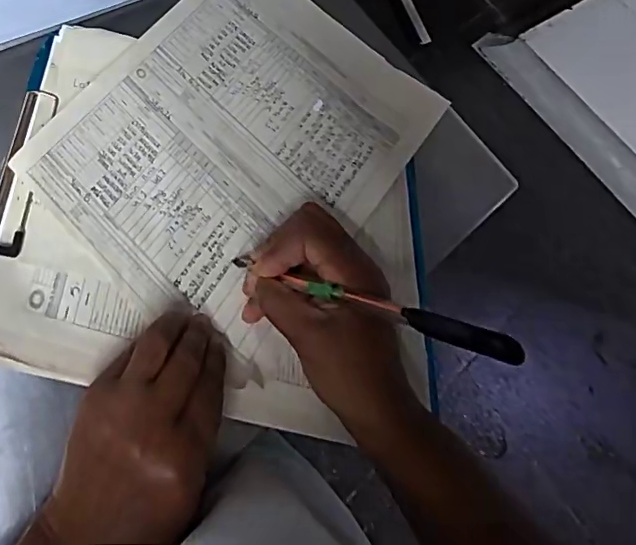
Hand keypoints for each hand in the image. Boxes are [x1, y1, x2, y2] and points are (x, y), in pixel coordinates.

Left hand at [26, 312, 226, 544]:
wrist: (86, 531)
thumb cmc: (145, 514)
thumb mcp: (188, 484)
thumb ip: (200, 434)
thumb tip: (208, 380)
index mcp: (184, 455)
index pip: (209, 392)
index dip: (216, 363)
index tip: (220, 346)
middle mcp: (154, 424)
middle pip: (185, 365)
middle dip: (197, 339)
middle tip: (203, 323)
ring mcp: (121, 405)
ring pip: (154, 348)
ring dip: (172, 327)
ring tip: (181, 317)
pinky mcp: (96, 394)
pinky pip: (125, 356)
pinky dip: (143, 342)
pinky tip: (154, 336)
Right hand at [241, 202, 421, 436]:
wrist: (380, 410)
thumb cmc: (346, 374)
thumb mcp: (306, 335)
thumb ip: (277, 299)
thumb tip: (256, 279)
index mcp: (353, 270)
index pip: (309, 231)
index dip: (277, 249)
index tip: (259, 282)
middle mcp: (354, 262)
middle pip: (307, 226)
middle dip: (275, 249)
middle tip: (256, 283)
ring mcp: (350, 273)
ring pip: (305, 243)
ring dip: (277, 264)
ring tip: (256, 298)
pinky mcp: (343, 287)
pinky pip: (309, 264)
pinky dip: (287, 277)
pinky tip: (268, 303)